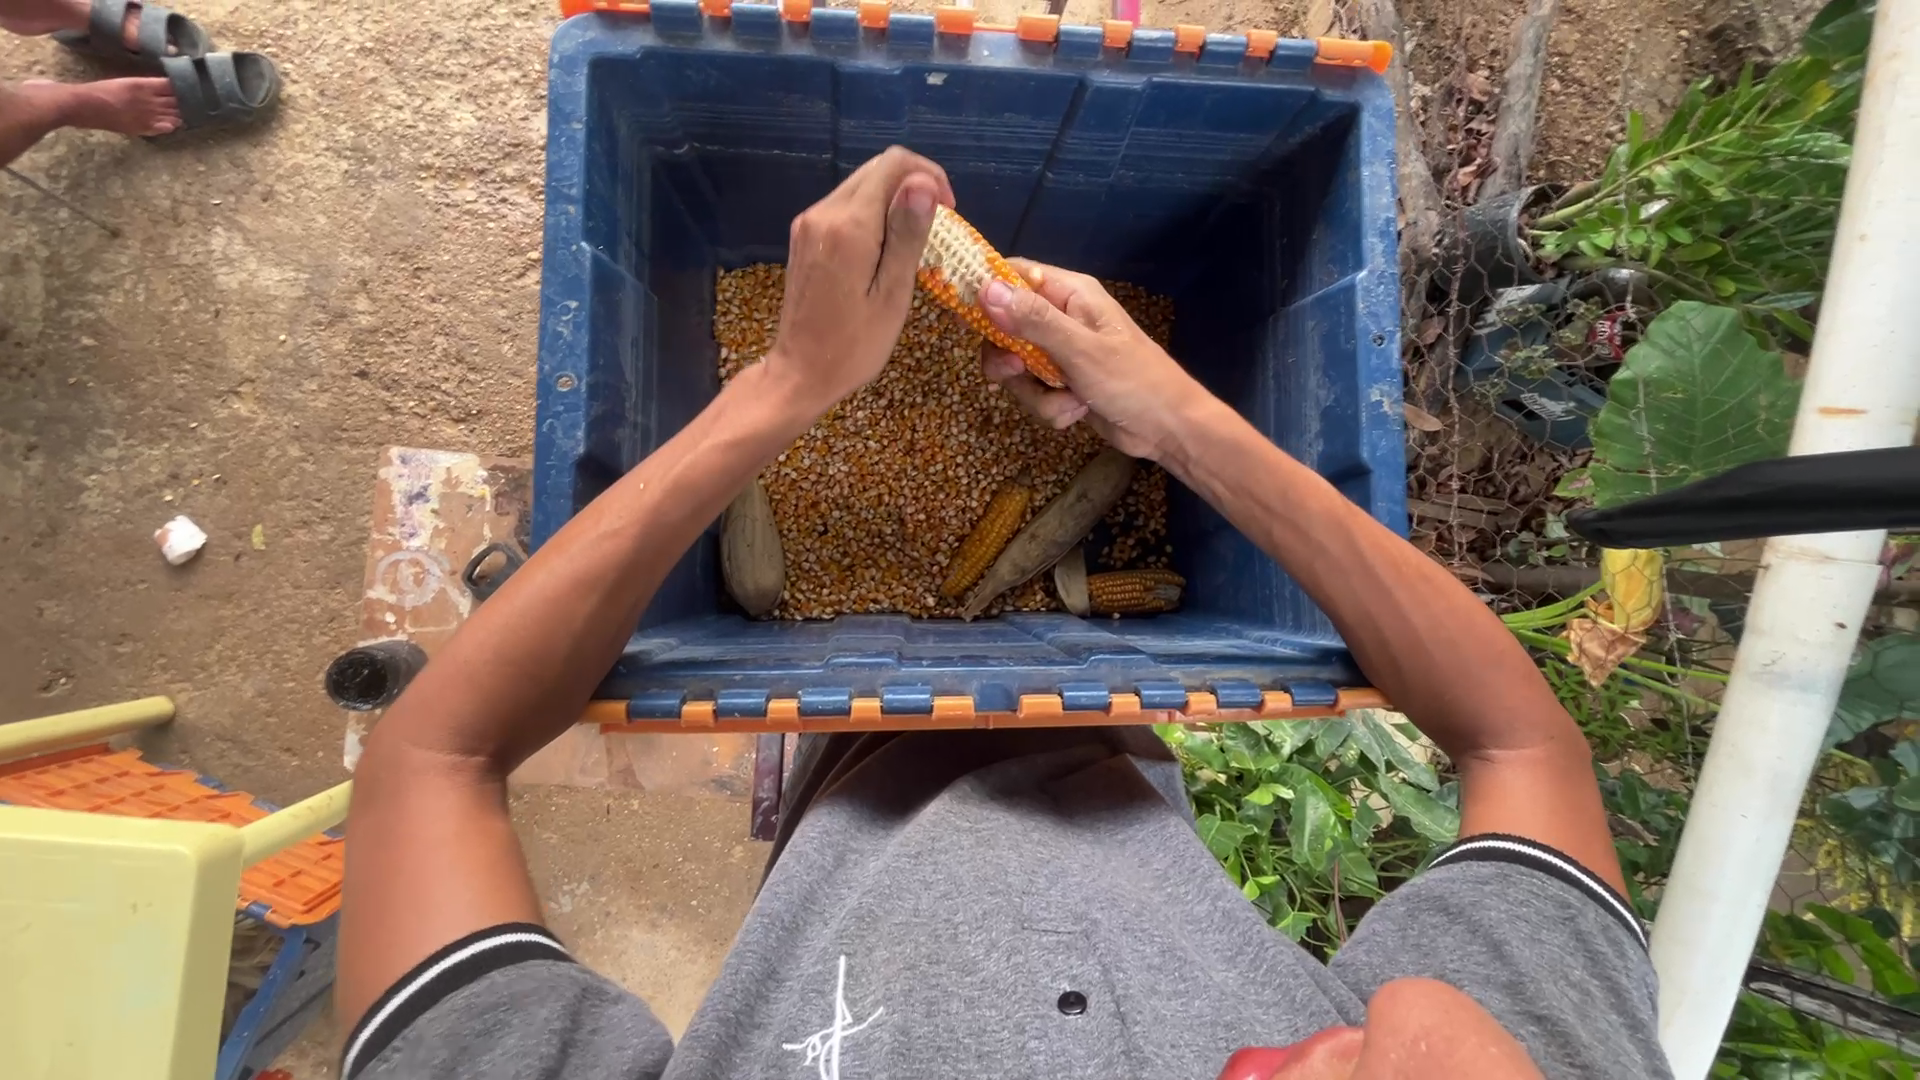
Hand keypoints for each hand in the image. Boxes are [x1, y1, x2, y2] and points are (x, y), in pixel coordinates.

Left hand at [763, 146, 953, 415]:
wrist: (799, 373)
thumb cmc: (853, 347)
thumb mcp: (892, 296)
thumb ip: (907, 236)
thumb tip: (923, 183)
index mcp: (849, 227)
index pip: (894, 165)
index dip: (929, 176)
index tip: (949, 213)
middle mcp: (823, 213)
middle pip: (875, 170)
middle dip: (913, 186)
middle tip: (938, 228)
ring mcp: (808, 224)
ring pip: (859, 187)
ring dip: (893, 202)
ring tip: (914, 242)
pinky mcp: (804, 238)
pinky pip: (844, 209)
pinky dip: (872, 217)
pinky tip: (885, 251)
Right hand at [976, 259, 1213, 460]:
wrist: (1166, 429)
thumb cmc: (1132, 380)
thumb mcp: (1080, 349)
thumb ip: (1033, 321)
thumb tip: (984, 289)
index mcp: (1070, 295)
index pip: (1014, 275)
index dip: (985, 289)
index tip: (961, 312)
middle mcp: (1061, 319)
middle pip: (1005, 327)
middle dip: (1007, 357)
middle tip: (1014, 370)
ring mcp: (1061, 354)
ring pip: (1018, 368)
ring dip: (1036, 393)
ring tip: (1068, 400)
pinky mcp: (1063, 385)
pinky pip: (1035, 393)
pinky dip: (1052, 408)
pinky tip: (1078, 412)